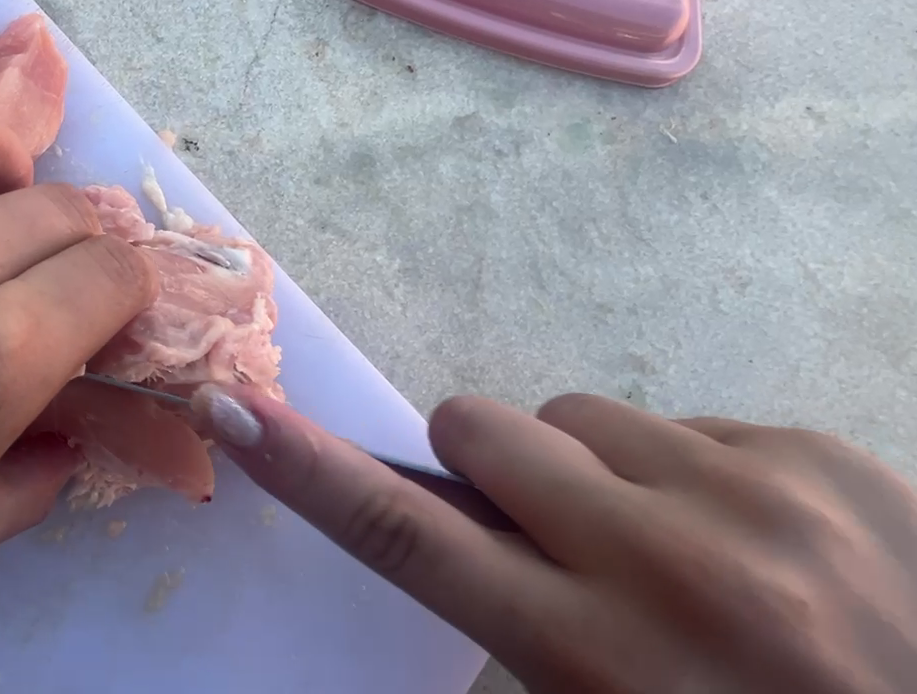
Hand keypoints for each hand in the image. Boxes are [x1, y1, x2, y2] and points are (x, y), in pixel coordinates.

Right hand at [192, 386, 916, 692]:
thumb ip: (510, 631)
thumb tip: (443, 516)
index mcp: (603, 658)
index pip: (400, 534)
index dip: (302, 464)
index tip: (229, 406)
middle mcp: (675, 567)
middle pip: (476, 427)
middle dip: (492, 468)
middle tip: (561, 539)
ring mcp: (763, 498)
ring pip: (575, 414)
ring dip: (600, 472)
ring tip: (692, 553)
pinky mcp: (834, 456)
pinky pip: (683, 420)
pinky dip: (697, 472)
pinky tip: (779, 548)